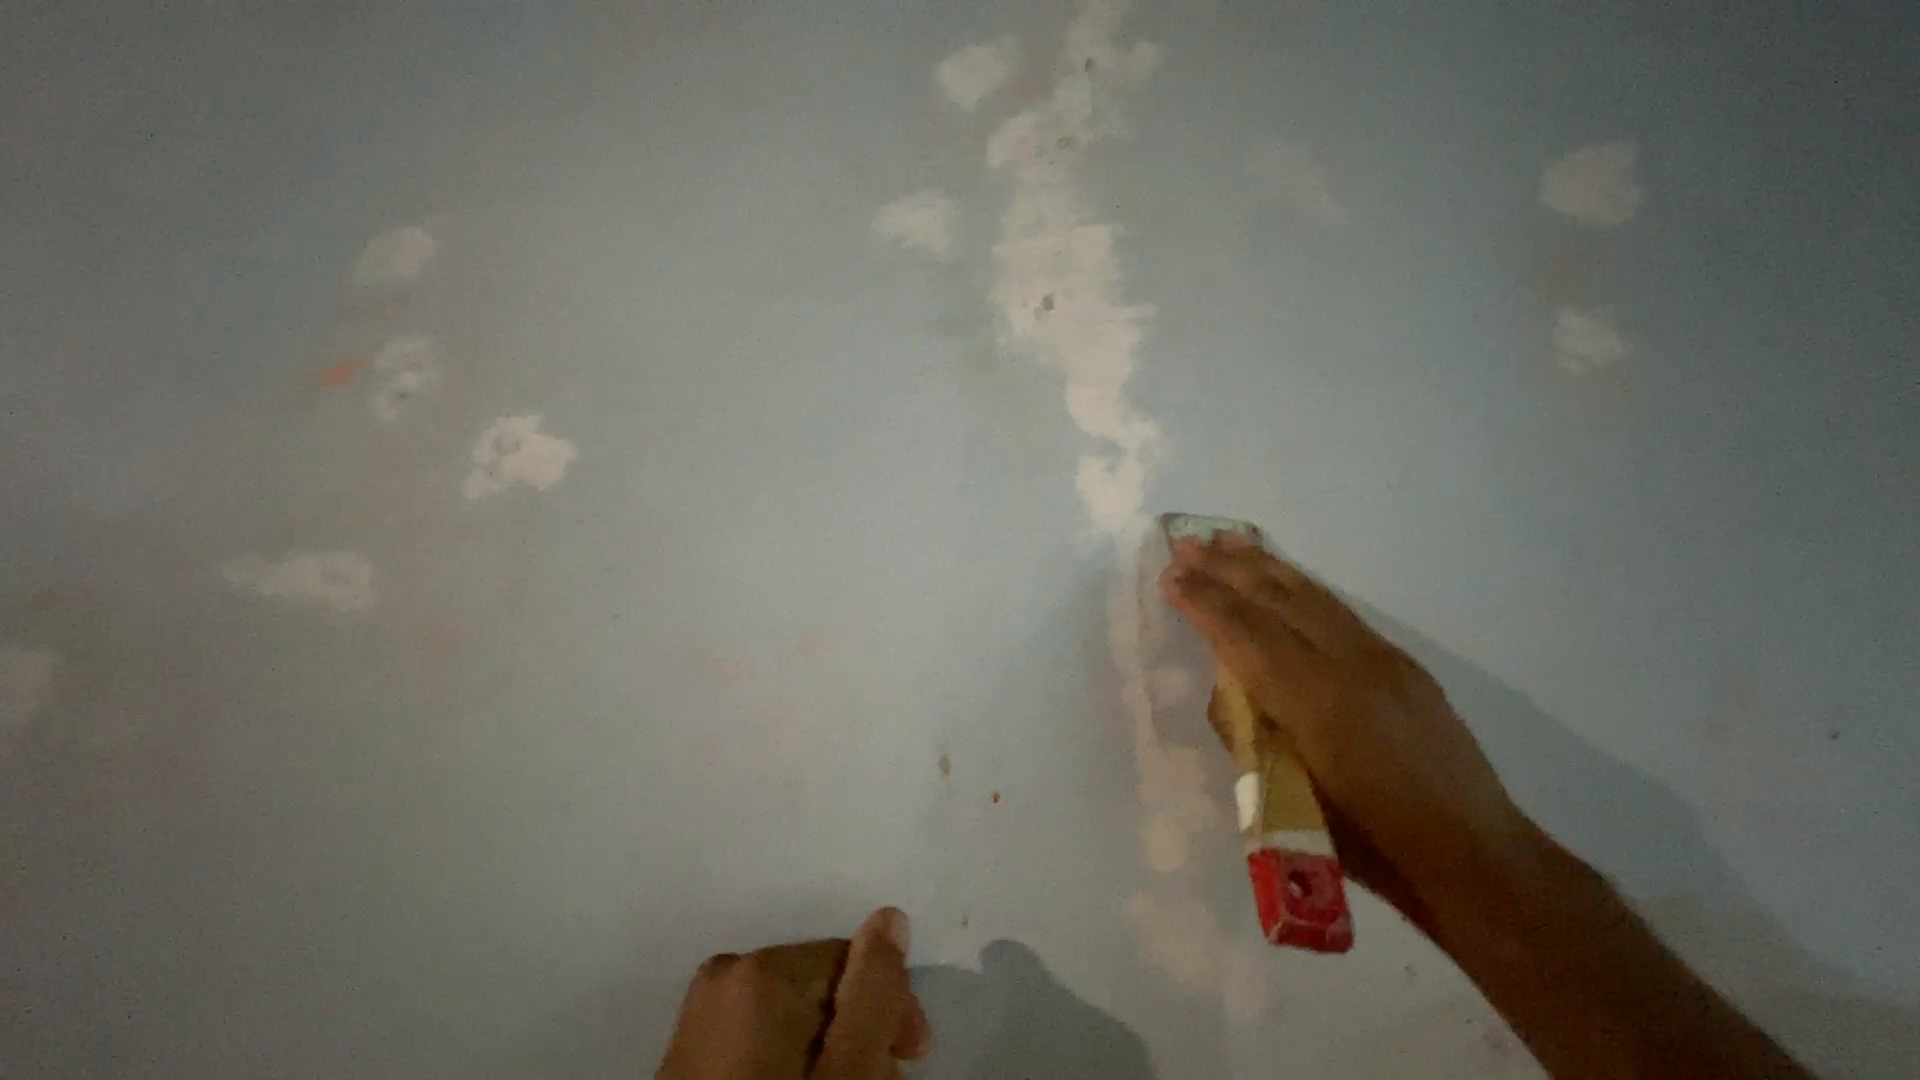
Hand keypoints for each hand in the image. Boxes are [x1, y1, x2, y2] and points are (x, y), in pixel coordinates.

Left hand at [657, 908, 931, 1079]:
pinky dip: (790, 1063)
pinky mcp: (687, 1055)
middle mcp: (724, 976)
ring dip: (829, 1050)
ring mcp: (698, 1016)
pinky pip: (757, 1037)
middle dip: (859, 1030)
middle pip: (822, 986)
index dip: (890, 1006)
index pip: (853, 957)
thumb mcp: (847, 1072)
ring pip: (792, 1015)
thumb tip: (889, 918)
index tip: (910, 1057)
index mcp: (759, 969)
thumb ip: (874, 993)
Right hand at [1160, 534, 1532, 913]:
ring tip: (1229, 539)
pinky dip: (1301, 586)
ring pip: (1313, 597)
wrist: (1472, 856)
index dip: (1205, 604)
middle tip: (1186, 544)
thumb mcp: (1287, 798)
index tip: (1170, 579)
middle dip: (1227, 570)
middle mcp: (1351, 665)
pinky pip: (1339, 611)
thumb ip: (1248, 732)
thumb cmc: (1369, 844)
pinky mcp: (1401, 664)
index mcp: (1316, 702)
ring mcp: (1383, 659)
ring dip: (1265, 566)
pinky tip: (1284, 578)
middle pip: (1278, 602)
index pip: (1247, 635)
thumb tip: (1231, 685)